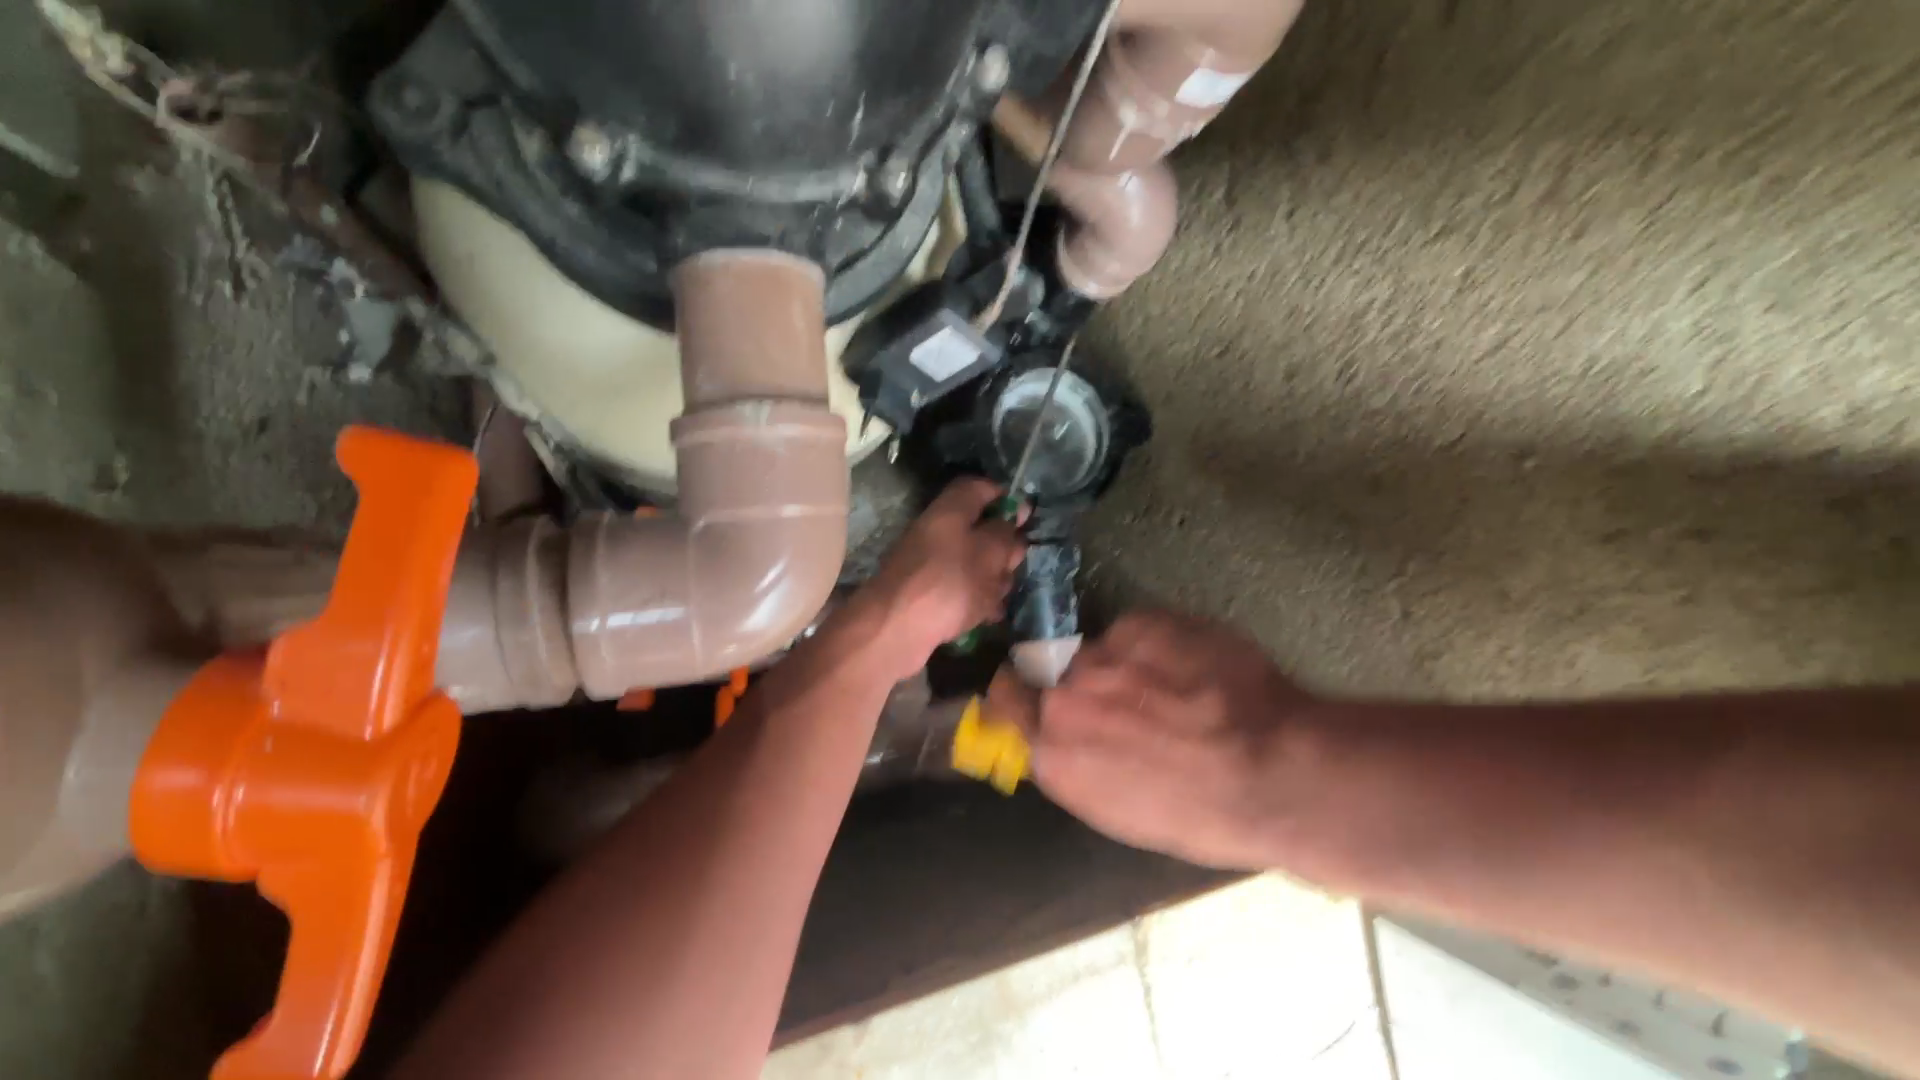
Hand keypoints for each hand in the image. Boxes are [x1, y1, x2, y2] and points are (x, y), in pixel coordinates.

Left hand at [851, 478, 1026, 678]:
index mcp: (950, 511)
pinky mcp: (928, 594)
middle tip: (1013, 567)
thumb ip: (1006, 533)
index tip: (1024, 518)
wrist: (897, 629)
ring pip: (974, 563)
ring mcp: (931, 565)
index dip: (1004, 497)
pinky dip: (976, 600)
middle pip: (980, 530)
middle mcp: (938, 533)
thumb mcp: (989, 552)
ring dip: (993, 578)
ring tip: (999, 598)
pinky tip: (988, 616)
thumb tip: (1014, 516)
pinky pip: (960, 590)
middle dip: (1003, 549)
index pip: (978, 488)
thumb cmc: (949, 582)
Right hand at [988, 611, 1309, 868]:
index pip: (1005, 700)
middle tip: (1131, 704)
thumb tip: (1068, 741)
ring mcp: (1104, 655)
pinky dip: (1159, 645)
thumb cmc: (1202, 816)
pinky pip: (1138, 630)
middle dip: (1085, 687)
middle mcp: (1065, 699)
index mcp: (1053, 753)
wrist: (1273, 771)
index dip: (1021, 695)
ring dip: (1123, 665)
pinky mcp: (1145, 622)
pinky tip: (1195, 668)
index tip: (1037, 696)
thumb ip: (1077, 765)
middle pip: (1057, 674)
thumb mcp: (1119, 813)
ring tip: (1173, 687)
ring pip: (1101, 650)